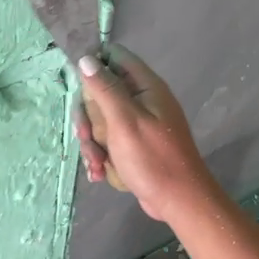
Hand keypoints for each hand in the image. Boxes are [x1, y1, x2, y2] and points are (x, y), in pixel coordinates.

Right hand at [73, 44, 217, 221]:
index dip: (94, 65)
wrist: (178, 202)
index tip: (79, 87)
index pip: (115, 56)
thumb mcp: (124, 121)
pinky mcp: (133, 144)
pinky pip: (108, 140)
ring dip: (92, 141)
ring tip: (96, 164)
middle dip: (88, 116)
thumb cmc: (153, 159)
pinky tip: (99, 172)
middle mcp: (142, 99)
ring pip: (100, 119)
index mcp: (145, 87)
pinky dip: (101, 155)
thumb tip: (86, 58)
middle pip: (101, 91)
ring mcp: (137, 123)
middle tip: (86, 136)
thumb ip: (105, 88)